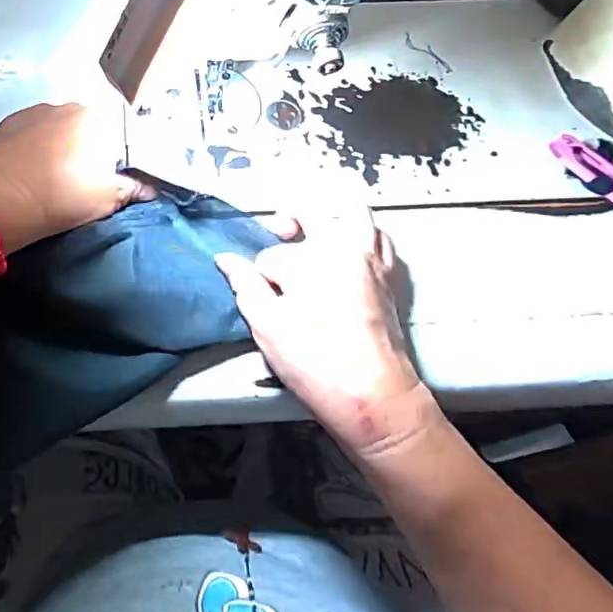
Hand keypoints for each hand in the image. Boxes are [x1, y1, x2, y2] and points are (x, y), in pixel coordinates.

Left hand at [0, 103, 154, 251]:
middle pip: (87, 130)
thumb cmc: (60, 196)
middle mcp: (66, 106)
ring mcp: (33, 113)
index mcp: (95, 117)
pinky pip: (31, 137)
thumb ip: (132, 189)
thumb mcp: (106, 199)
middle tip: (84, 185)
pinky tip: (31, 174)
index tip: (114, 181)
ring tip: (54, 181)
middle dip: (89, 152)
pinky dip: (35, 151)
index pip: (119, 135)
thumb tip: (150, 188)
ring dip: (60, 150)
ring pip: (57, 132)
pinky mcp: (7, 126)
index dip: (119, 160)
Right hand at [215, 207, 429, 456]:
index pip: (270, 255)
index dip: (259, 274)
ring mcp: (369, 259)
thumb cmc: (317, 364)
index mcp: (308, 259)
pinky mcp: (387, 276)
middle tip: (278, 239)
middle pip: (311, 214)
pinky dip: (362, 231)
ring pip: (350, 213)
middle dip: (289, 224)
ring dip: (328, 215)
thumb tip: (226, 260)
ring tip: (313, 231)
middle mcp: (341, 249)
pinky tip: (349, 246)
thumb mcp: (265, 326)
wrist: (374, 398)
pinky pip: (378, 236)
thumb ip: (244, 285)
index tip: (261, 296)